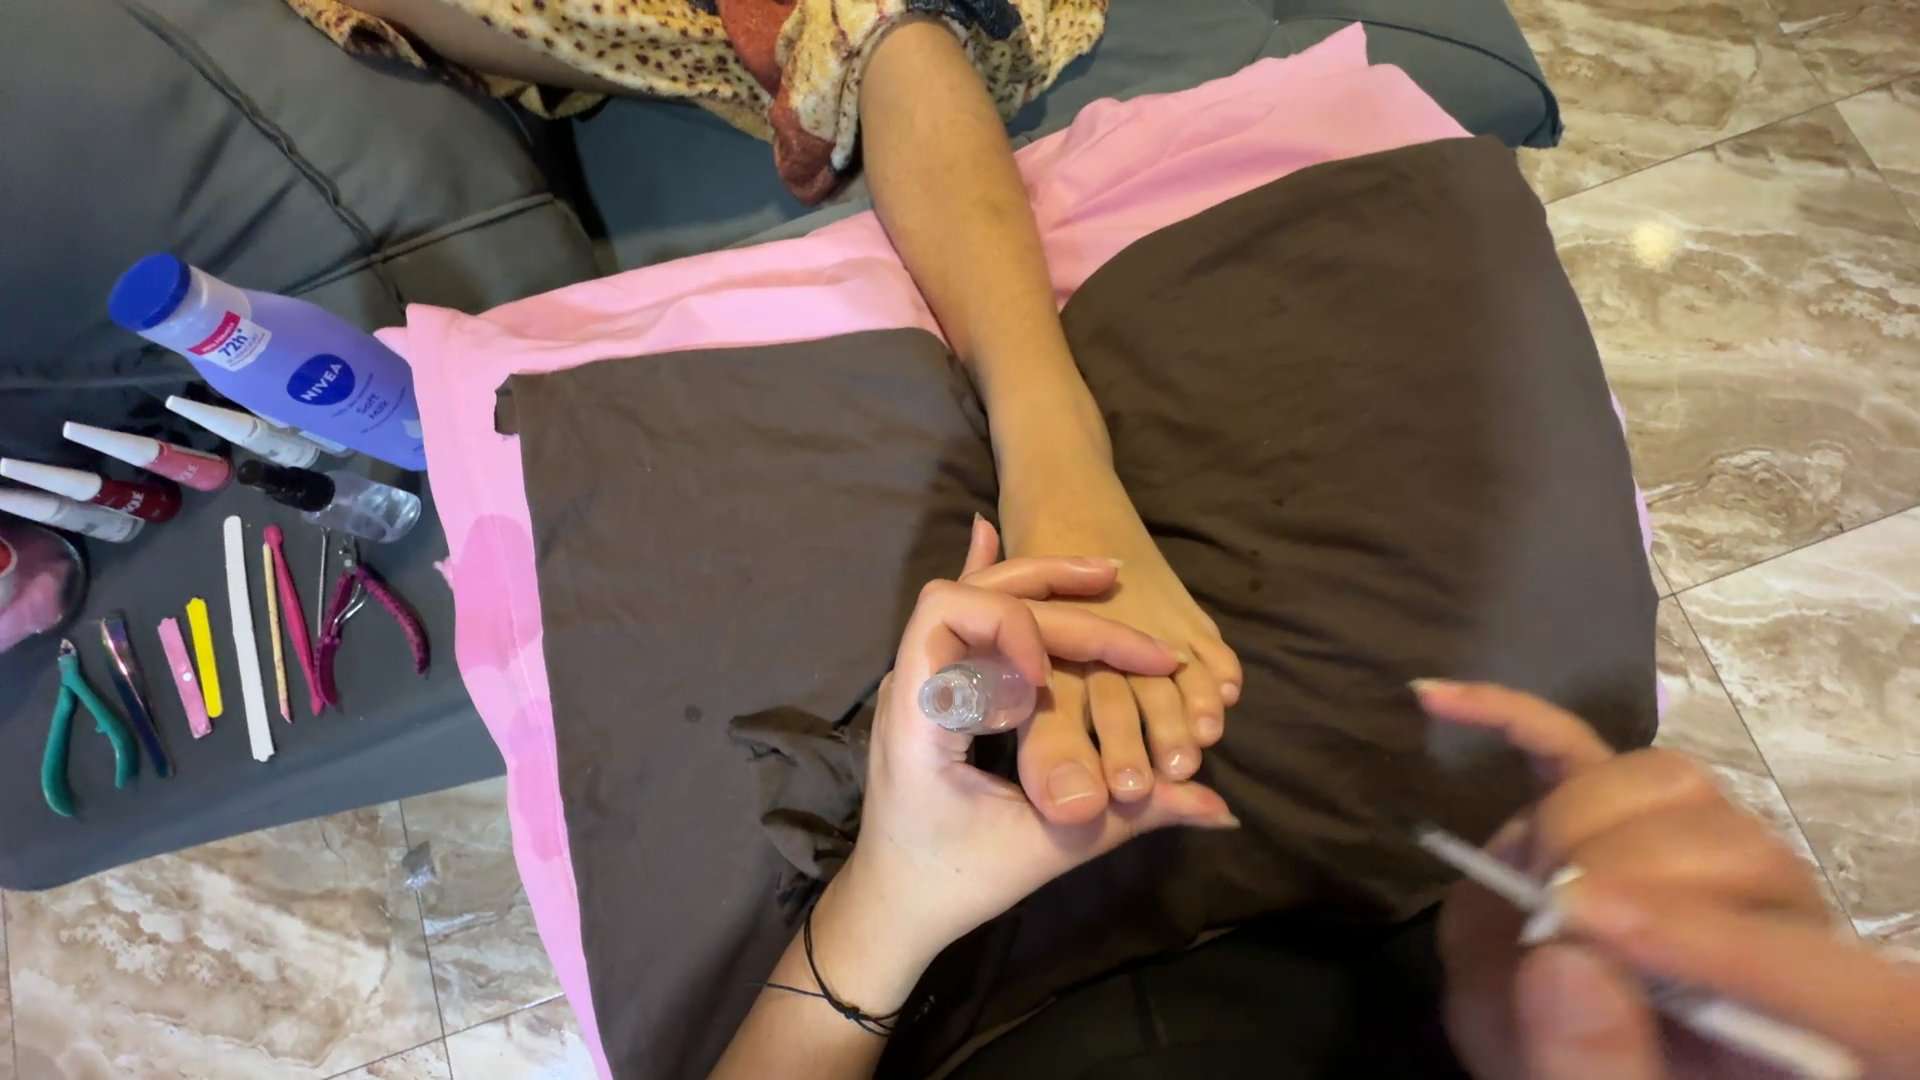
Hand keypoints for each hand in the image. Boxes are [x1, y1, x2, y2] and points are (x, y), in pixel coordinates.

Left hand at [833, 533, 1239, 962]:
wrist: (893, 898)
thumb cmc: (953, 880)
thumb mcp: (1045, 849)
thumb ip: (1130, 817)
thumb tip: (1219, 805)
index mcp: (920, 713)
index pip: (947, 612)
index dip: (1013, 627)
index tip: (1054, 686)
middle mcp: (913, 678)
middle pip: (981, 596)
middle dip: (1071, 615)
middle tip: (1150, 649)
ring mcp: (922, 674)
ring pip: (973, 594)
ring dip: (1042, 581)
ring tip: (1109, 575)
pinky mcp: (939, 681)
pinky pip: (961, 616)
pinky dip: (991, 585)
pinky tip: (994, 536)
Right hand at [1419, 680, 1919, 1079]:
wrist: (1532, 1032)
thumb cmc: (1568, 1073)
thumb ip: (1588, 1062)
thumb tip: (1565, 956)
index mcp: (1814, 1035)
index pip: (1854, 992)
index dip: (1733, 948)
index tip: (1583, 926)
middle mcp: (1784, 923)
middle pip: (1740, 854)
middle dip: (1616, 876)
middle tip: (1536, 917)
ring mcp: (1692, 845)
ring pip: (1667, 784)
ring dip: (1571, 815)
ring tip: (1524, 873)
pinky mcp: (1608, 802)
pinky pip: (1567, 738)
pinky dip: (1504, 715)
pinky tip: (1435, 703)